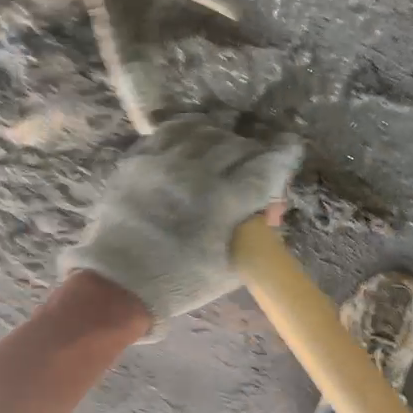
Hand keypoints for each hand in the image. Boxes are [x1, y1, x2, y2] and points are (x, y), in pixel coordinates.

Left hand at [62, 113, 301, 336]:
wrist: (120, 283)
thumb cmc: (184, 282)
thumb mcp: (235, 266)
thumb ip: (257, 232)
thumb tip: (269, 208)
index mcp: (224, 202)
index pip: (266, 167)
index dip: (284, 156)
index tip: (293, 148)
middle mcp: (197, 173)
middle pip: (239, 145)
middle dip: (256, 151)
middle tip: (260, 161)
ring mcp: (164, 162)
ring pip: (206, 131)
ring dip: (225, 136)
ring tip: (231, 143)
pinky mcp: (139, 159)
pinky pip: (170, 130)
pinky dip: (191, 129)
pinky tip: (199, 135)